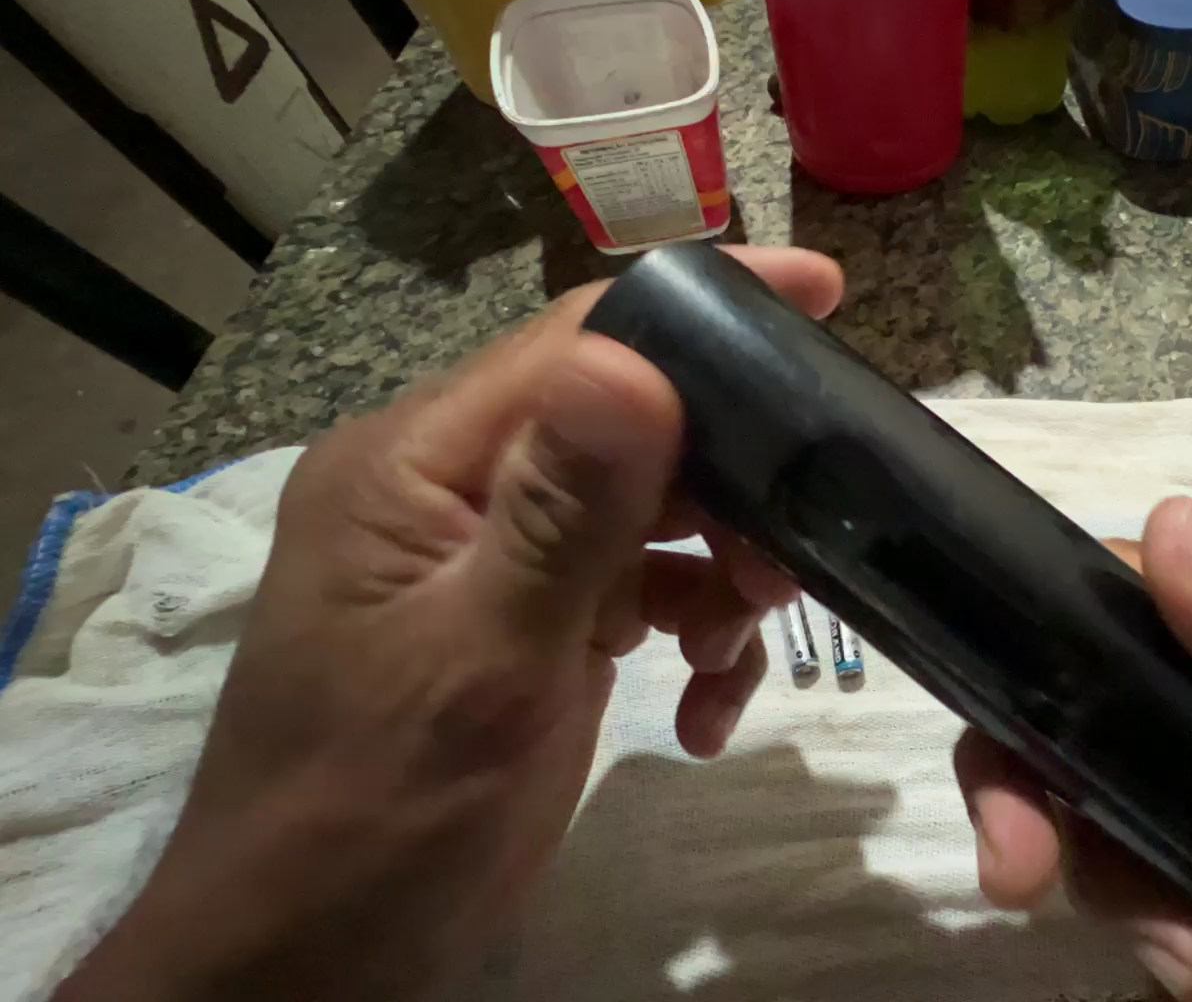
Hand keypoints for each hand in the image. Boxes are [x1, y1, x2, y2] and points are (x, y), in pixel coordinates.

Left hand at [54, 247, 843, 1001]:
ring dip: (724, 577)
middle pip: (647, 430)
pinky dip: (700, 633)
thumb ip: (563, 514)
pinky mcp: (558, 606)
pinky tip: (704, 703)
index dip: (707, 309)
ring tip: (732, 651)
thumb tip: (631, 365)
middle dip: (733, 492)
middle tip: (790, 558)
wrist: (331, 959)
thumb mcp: (485, 660)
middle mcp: (475, 483)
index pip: (583, 339)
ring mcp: (520, 547)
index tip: (823, 292)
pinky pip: (659, 585)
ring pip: (669, 513)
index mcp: (429, 459)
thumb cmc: (384, 811)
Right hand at [955, 498, 1191, 1000]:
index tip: (1014, 753)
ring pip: (1118, 779)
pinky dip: (1151, 901)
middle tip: (1021, 870)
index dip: (1050, 653)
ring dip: (1102, 859)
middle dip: (1044, 776)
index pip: (1129, 590)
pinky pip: (1166, 849)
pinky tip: (1187, 955)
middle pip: (1101, 692)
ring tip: (1164, 949)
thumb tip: (1166, 534)